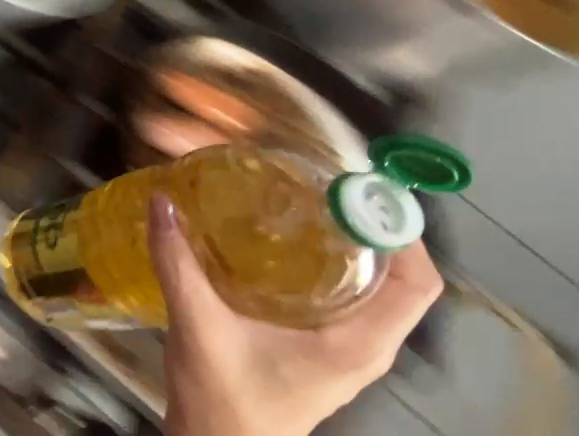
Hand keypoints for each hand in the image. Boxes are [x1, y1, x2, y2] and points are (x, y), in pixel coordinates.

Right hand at [150, 194, 442, 435]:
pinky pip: (334, 289)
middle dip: (362, 223)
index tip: (354, 187)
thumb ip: (178, 265)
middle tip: (312, 181)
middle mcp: (362, 341)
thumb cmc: (225, 397)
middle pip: (392, 274)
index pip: (416, 284)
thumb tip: (163, 202)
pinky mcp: (315, 342)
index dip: (400, 231)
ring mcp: (341, 344)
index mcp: (358, 343)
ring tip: (292, 198)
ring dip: (339, 238)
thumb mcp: (200, 328)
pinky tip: (269, 237)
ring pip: (364, 281)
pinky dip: (315, 257)